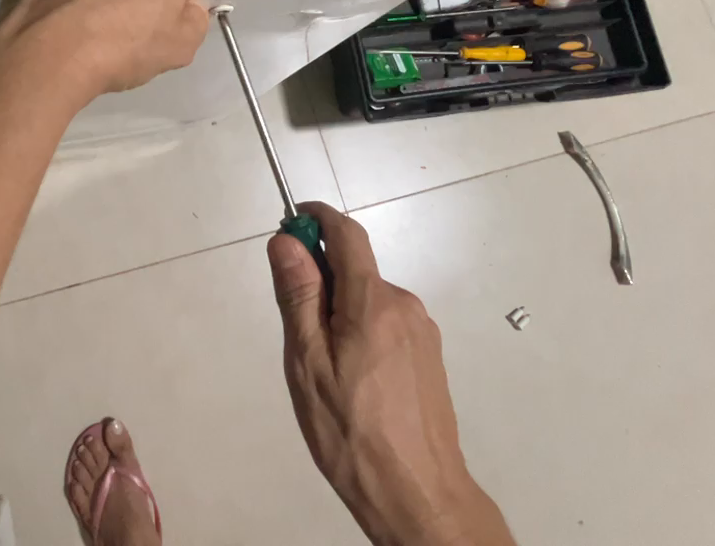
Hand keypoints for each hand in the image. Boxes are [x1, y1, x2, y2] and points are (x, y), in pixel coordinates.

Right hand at [268, 203, 514, 545]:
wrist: (420, 497)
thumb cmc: (351, 430)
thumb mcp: (308, 362)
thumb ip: (298, 295)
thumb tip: (286, 240)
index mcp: (374, 301)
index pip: (347, 234)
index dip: (317, 218)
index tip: (289, 222)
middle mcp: (405, 305)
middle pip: (355, 270)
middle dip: (320, 280)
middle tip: (295, 329)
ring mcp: (422, 332)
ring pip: (368, 300)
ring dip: (340, 310)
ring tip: (323, 368)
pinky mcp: (429, 357)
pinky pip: (385, 324)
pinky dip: (360, 330)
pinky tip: (352, 381)